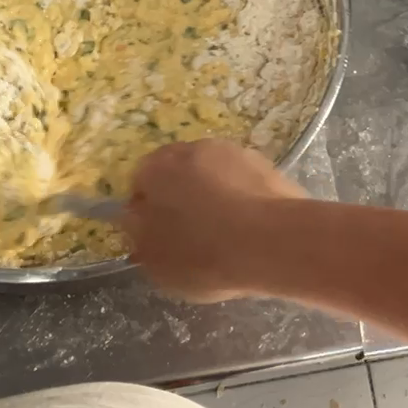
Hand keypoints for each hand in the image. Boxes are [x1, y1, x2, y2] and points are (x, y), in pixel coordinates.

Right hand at [122, 139, 306, 301]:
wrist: (272, 241)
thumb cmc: (202, 252)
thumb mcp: (154, 259)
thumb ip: (138, 233)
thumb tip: (135, 217)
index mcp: (157, 167)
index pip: (141, 181)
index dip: (148, 209)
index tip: (159, 235)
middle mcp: (194, 148)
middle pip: (179, 172)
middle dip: (182, 198)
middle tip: (191, 235)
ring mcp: (233, 152)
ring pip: (214, 175)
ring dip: (215, 195)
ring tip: (227, 234)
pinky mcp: (266, 163)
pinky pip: (244, 182)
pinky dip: (243, 199)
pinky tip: (251, 228)